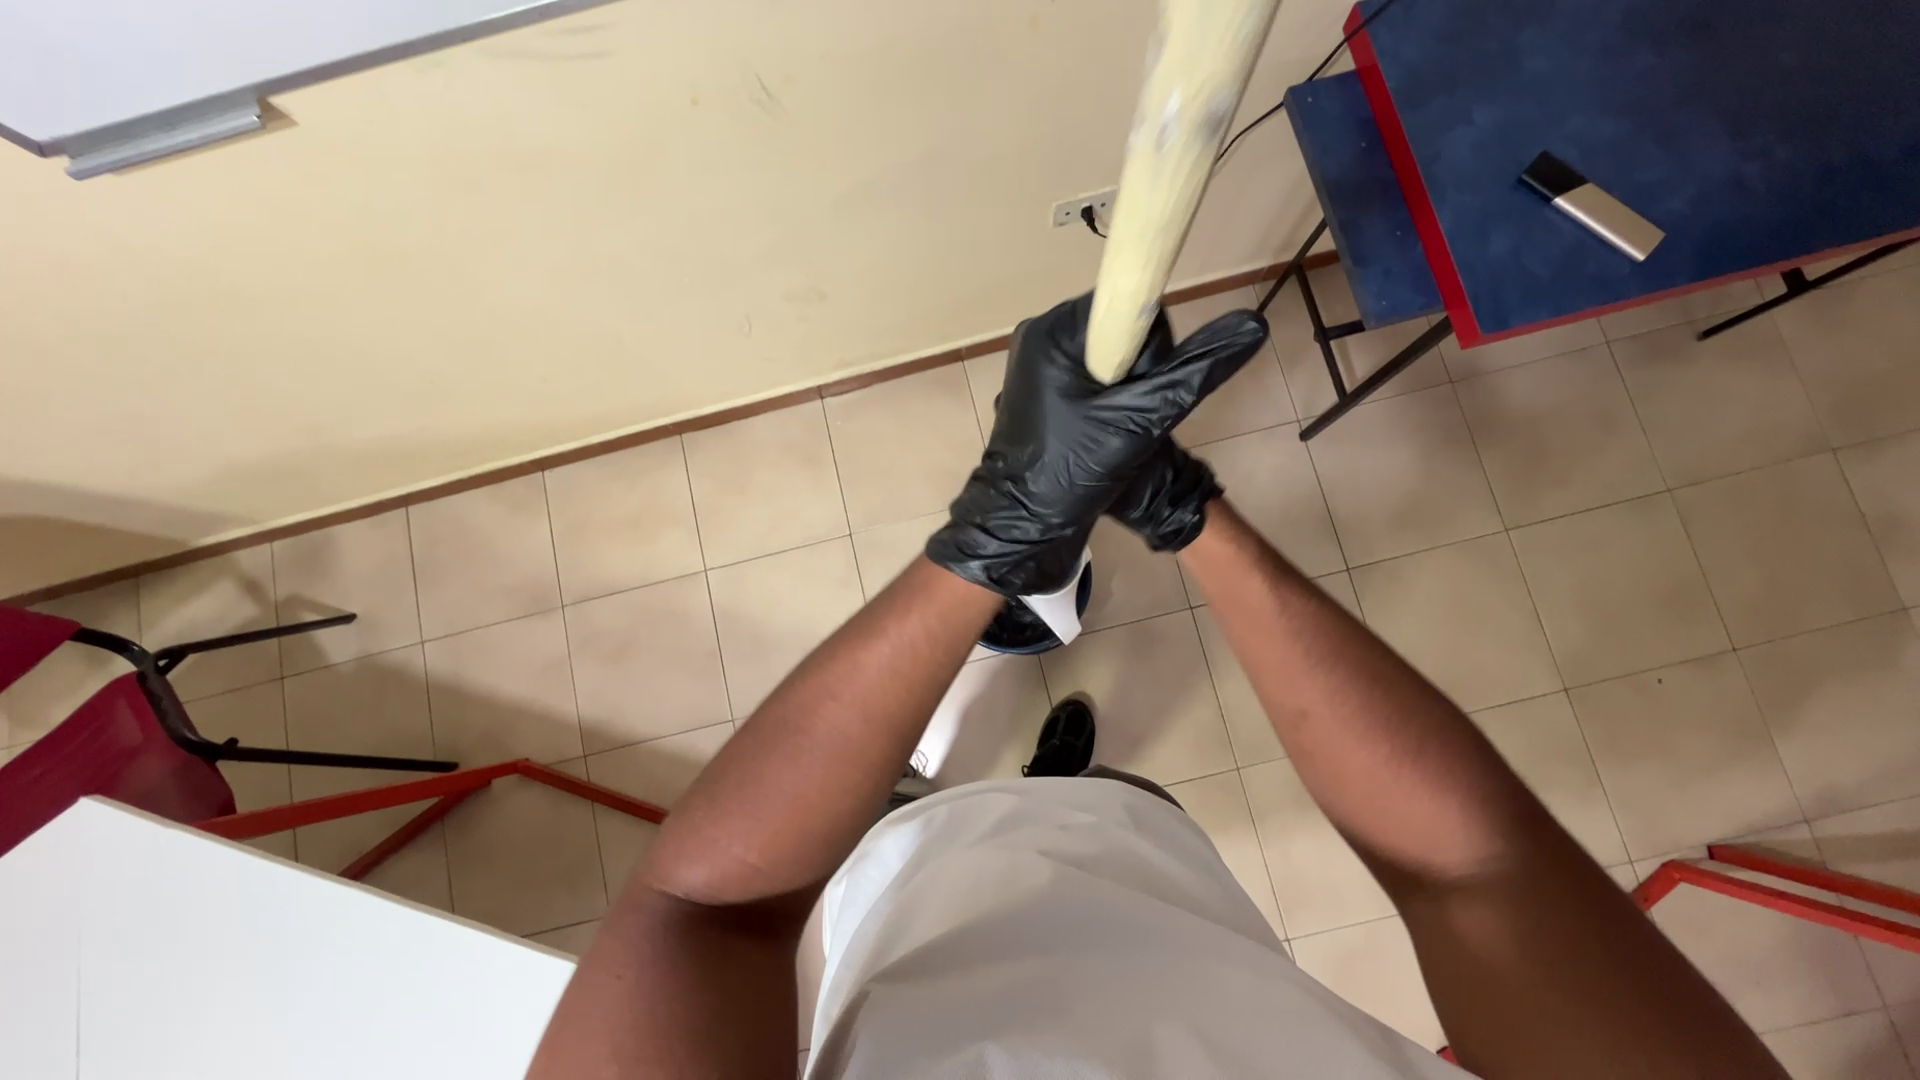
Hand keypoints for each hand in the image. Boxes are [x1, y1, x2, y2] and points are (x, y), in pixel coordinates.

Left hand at [925, 293, 1267, 594]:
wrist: (1021, 525)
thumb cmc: (1074, 466)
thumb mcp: (1144, 417)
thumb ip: (1197, 370)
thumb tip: (1252, 324)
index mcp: (1053, 330)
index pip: (1127, 306)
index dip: (1151, 346)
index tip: (1143, 389)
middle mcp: (1037, 339)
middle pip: (1117, 333)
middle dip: (1136, 373)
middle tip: (1127, 417)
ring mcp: (1032, 368)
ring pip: (1105, 362)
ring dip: (1122, 393)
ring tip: (1111, 431)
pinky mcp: (1035, 395)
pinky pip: (1085, 382)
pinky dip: (1102, 405)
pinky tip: (1097, 436)